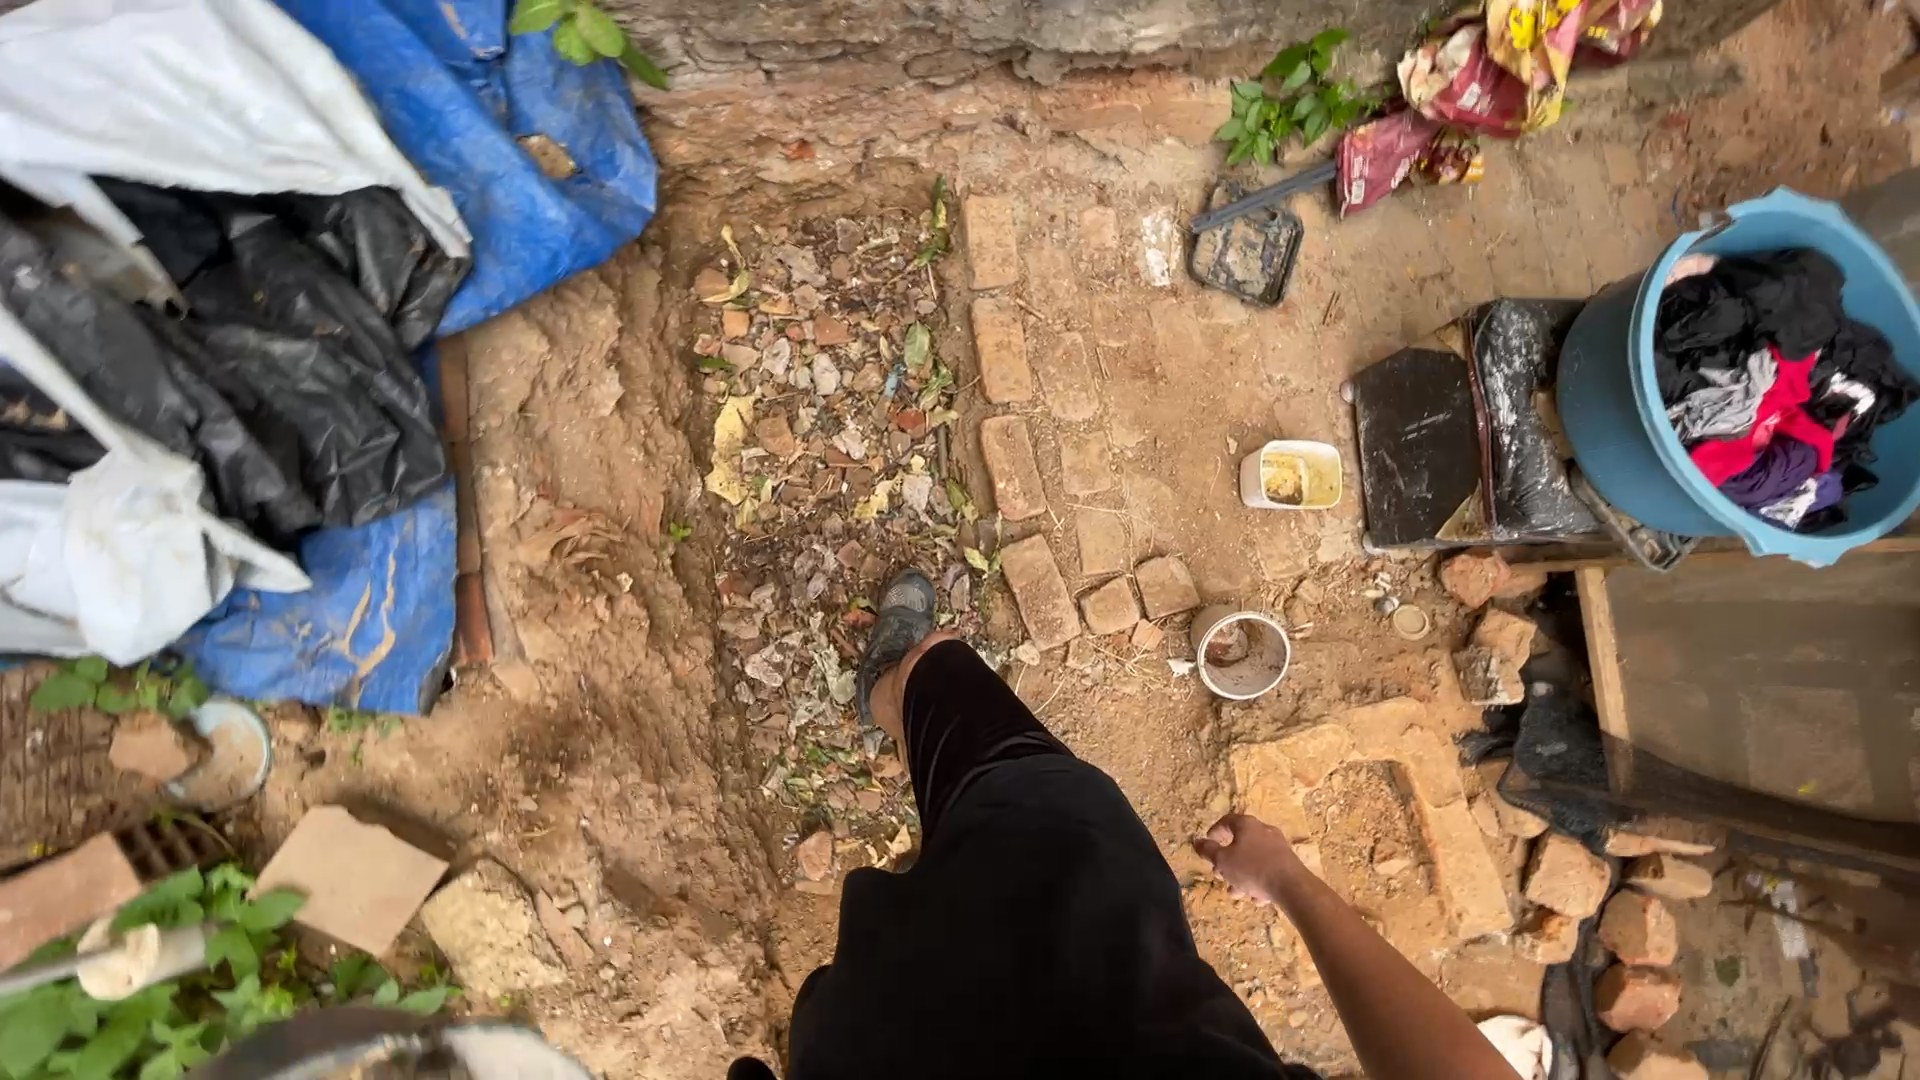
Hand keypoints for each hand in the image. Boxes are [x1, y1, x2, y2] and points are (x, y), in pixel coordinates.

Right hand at [1193, 812, 1303, 904]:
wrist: (1292, 887)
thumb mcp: (1223, 860)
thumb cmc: (1252, 868)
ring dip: (1242, 874)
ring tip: (1236, 892)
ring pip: (1254, 859)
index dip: (1214, 832)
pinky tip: (1257, 897)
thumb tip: (1197, 841)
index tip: (1208, 844)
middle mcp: (1263, 831)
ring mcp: (1278, 847)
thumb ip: (1208, 850)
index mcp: (1246, 825)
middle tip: (1220, 874)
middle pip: (1240, 843)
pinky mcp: (1289, 863)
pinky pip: (1268, 869)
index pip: (1226, 821)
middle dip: (1227, 861)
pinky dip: (1259, 880)